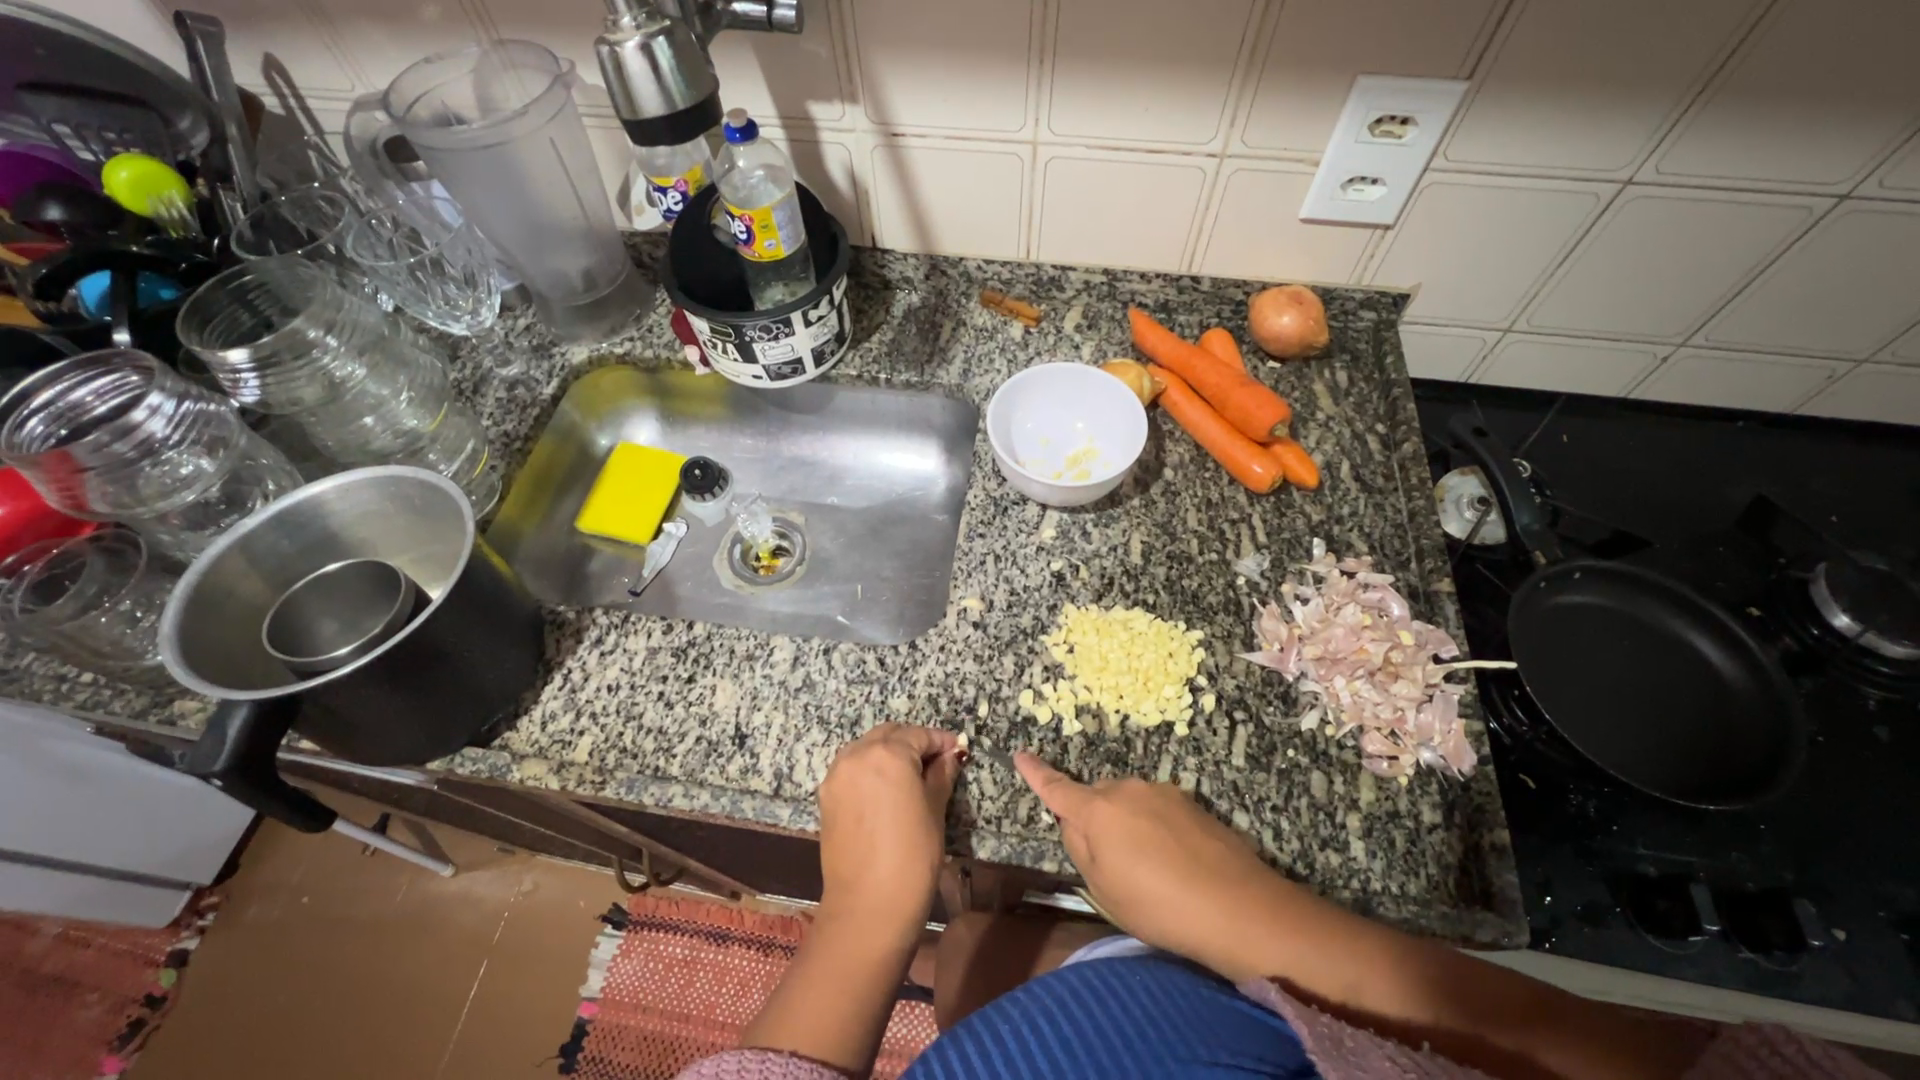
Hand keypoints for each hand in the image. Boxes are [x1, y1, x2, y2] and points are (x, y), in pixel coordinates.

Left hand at [818, 723, 961, 929]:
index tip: (958, 750)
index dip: (941, 741)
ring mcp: (836, 776)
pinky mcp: (826, 798)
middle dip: (912, 742)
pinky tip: (886, 791)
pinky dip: (869, 770)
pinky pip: (851, 770)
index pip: (918, 735)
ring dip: (888, 753)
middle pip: (888, 735)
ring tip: (911, 775)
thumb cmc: (912, 854)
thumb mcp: (935, 810)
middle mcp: (856, 756)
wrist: (869, 904)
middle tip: (936, 761)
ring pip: (866, 749)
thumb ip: (941, 775)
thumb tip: (950, 757)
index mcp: (887, 754)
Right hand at [1015, 753, 1284, 977]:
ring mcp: (1165, 793)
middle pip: (1098, 798)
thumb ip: (1080, 847)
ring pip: (1131, 803)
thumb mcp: (1102, 888)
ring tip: (1152, 871)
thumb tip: (1075, 822)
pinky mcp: (1194, 804)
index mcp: (1098, 810)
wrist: (1237, 907)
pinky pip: (1160, 812)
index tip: (1020, 754)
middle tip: (1112, 864)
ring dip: (1130, 825)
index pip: (1057, 788)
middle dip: (1097, 819)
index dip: (1036, 773)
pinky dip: (1158, 830)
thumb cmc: (1157, 905)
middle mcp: (1129, 790)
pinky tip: (1178, 864)